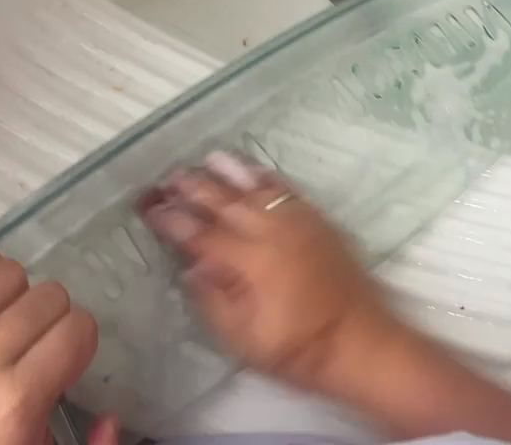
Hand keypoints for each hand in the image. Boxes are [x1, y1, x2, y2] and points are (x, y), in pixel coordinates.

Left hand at [0, 249, 117, 444]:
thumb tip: (111, 415)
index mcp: (16, 400)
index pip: (77, 328)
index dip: (81, 344)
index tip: (67, 367)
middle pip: (49, 296)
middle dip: (55, 321)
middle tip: (41, 353)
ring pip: (9, 273)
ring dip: (21, 295)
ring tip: (14, 326)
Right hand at [136, 152, 408, 392]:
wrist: (361, 341)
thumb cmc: (299, 350)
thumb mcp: (246, 341)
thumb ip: (214, 300)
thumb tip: (189, 266)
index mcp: (249, 263)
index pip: (200, 235)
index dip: (172, 220)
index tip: (150, 209)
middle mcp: (270, 232)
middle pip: (223, 202)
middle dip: (192, 188)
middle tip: (166, 178)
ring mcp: (295, 220)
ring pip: (253, 187)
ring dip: (225, 173)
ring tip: (202, 160)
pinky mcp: (314, 217)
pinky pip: (283, 188)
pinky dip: (262, 175)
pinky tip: (248, 168)